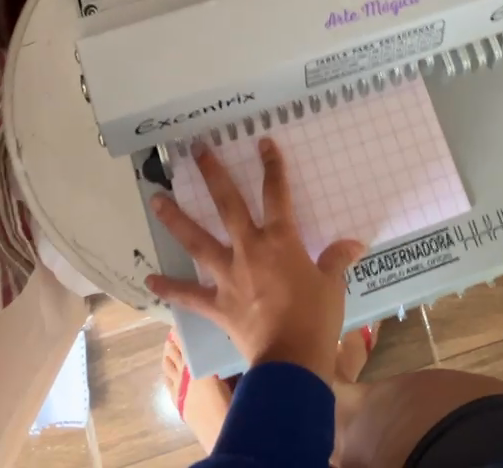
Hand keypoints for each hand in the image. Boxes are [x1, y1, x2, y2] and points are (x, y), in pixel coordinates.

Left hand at [146, 138, 365, 383]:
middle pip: (228, 204)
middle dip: (212, 174)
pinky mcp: (217, 304)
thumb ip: (336, 259)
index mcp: (280, 240)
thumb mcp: (333, 285)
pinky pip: (189, 294)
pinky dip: (169, 287)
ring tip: (156, 200)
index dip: (271, 166)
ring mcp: (229, 275)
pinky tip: (149, 279)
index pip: (276, 193)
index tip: (263, 143)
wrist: (292, 360)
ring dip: (176, 219)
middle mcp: (249, 249)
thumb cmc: (316, 319)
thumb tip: (353, 243)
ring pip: (197, 240)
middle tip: (196, 151)